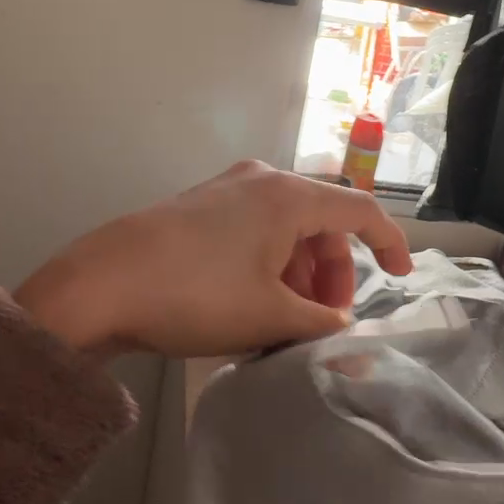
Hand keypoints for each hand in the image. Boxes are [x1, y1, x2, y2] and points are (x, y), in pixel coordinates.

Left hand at [13, 161, 413, 357]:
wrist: (102, 283)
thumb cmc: (197, 295)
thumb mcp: (270, 316)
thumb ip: (320, 321)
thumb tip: (340, 324)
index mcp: (288, 196)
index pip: (360, 210)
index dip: (389, 243)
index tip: (401, 278)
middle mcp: (260, 180)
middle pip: (320, 221)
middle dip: (333, 271)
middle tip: (326, 319)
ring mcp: (225, 189)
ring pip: (284, 227)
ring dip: (299, 271)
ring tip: (287, 320)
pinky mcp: (197, 207)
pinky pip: (252, 230)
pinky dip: (268, 263)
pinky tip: (253, 303)